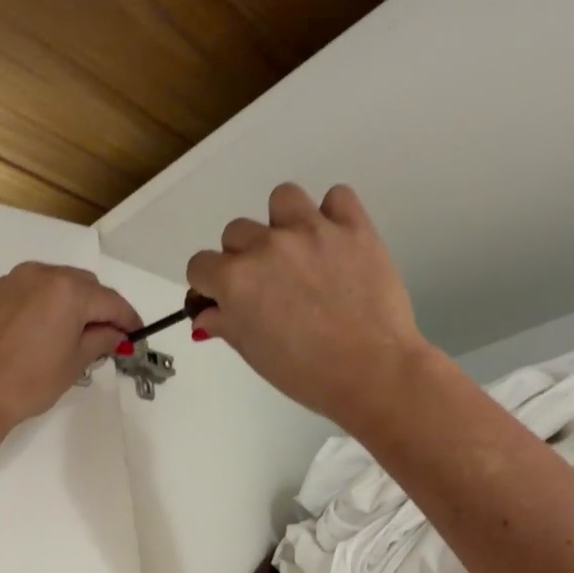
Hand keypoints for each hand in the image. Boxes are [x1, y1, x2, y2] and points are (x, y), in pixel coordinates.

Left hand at [0, 262, 140, 434]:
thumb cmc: (28, 382)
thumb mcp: (73, 364)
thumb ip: (99, 341)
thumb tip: (114, 333)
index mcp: (68, 290)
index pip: (110, 301)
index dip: (128, 319)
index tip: (137, 335)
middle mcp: (42, 274)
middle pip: (85, 286)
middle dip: (102, 308)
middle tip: (110, 338)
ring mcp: (16, 281)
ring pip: (59, 285)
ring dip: (76, 304)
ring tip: (81, 336)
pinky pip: (36, 291)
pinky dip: (52, 304)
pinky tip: (53, 331)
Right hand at [185, 183, 437, 424]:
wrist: (373, 372)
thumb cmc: (307, 375)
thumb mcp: (255, 355)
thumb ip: (226, 324)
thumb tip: (208, 313)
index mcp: (236, 280)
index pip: (200, 265)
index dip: (210, 284)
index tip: (225, 298)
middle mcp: (268, 246)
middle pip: (237, 232)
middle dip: (245, 257)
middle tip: (269, 286)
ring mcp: (312, 230)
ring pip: (282, 200)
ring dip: (283, 222)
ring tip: (301, 252)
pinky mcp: (354, 226)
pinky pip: (337, 197)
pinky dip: (334, 215)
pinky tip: (337, 243)